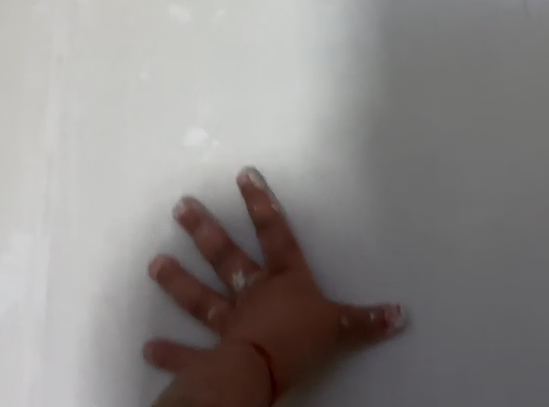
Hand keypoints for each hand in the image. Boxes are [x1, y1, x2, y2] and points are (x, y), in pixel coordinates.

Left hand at [145, 167, 406, 406]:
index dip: (261, 204)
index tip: (243, 175)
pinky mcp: (209, 357)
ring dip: (178, 281)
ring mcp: (226, 323)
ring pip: (201, 297)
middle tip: (182, 206)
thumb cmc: (297, 340)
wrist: (258, 375)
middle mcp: (251, 293)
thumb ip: (364, 320)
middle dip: (205, 231)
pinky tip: (148, 345)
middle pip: (226, 257)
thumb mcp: (338, 327)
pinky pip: (188, 354)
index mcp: (283, 279)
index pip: (274, 233)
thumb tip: (399, 314)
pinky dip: (170, 351)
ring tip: (155, 262)